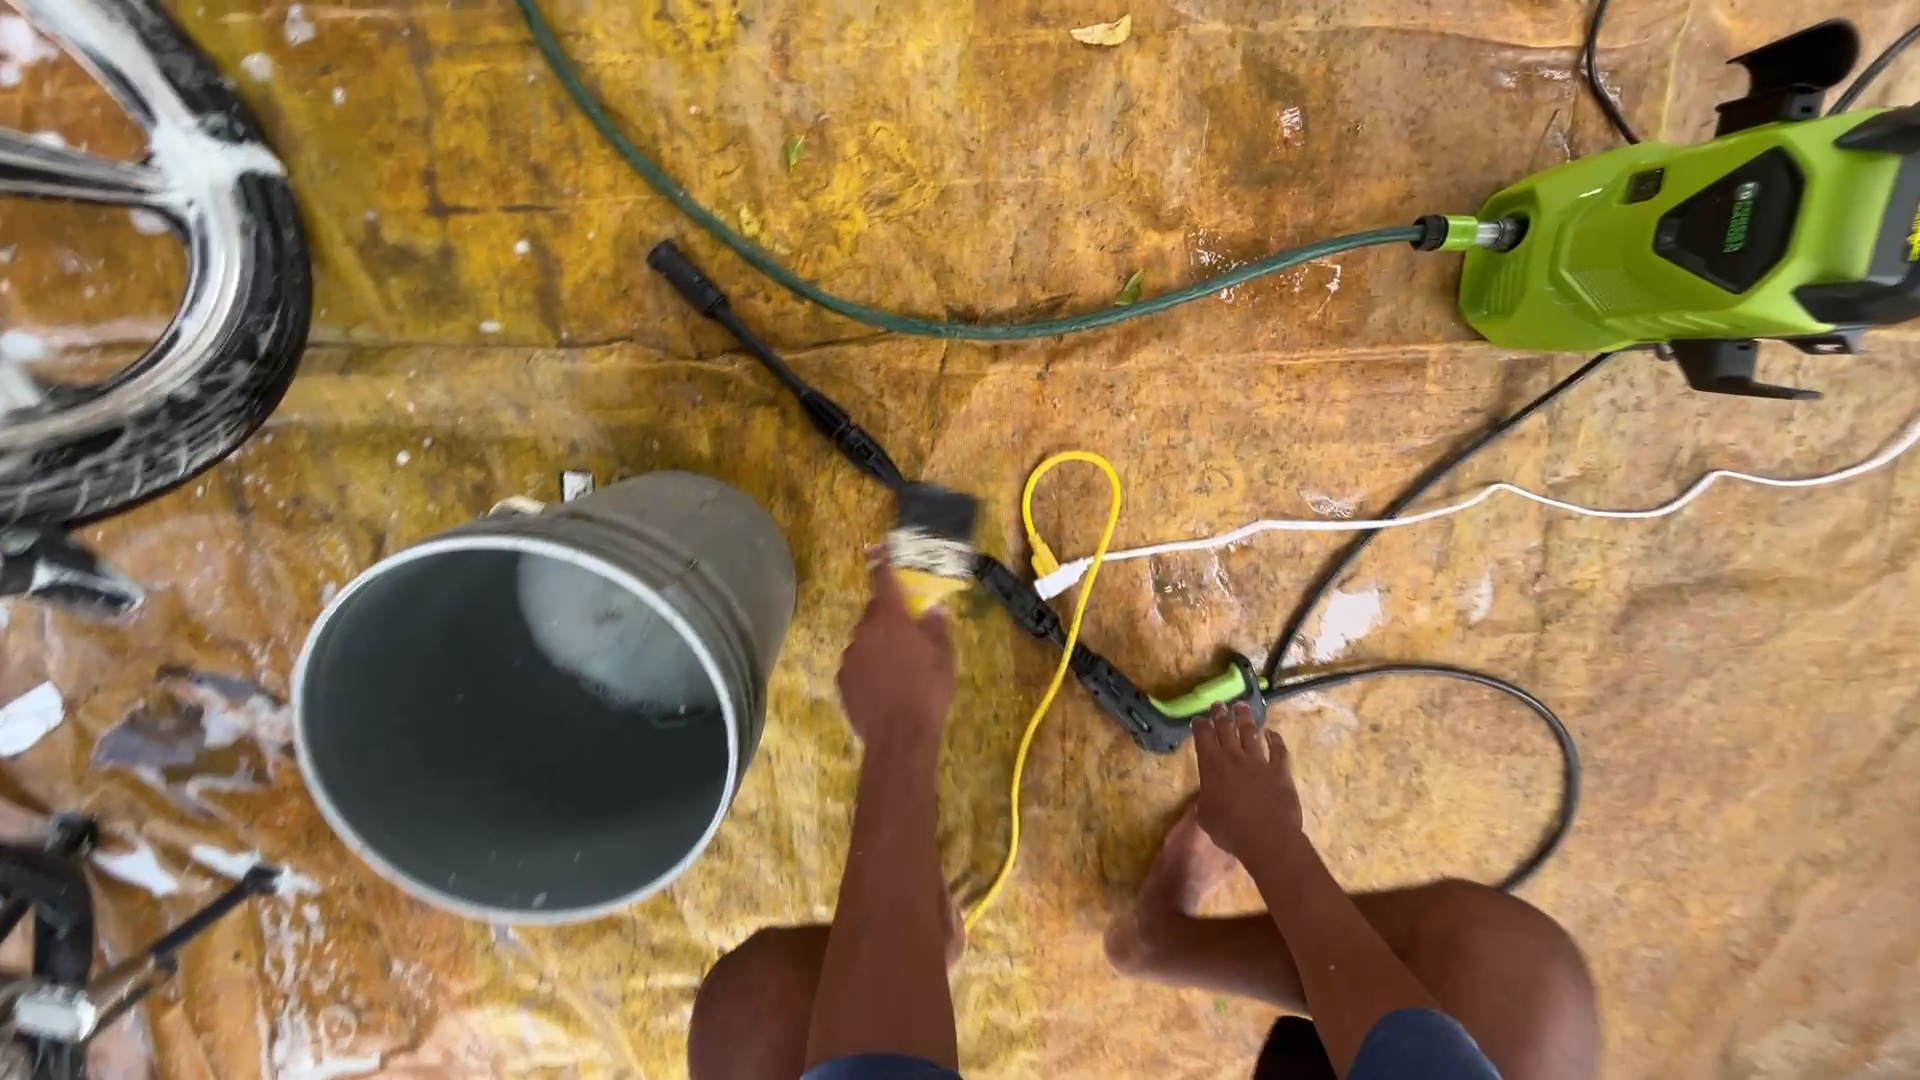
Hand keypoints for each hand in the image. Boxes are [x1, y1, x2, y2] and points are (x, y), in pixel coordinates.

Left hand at [836, 553, 956, 751]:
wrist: (900, 736)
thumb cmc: (928, 690)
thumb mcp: (944, 656)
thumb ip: (937, 627)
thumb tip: (934, 610)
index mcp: (890, 617)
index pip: (883, 579)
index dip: (883, 561)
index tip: (879, 547)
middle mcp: (864, 630)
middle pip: (875, 613)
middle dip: (889, 618)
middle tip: (909, 636)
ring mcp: (850, 656)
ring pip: (865, 641)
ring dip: (879, 646)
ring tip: (899, 670)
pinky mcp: (842, 680)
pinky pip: (857, 664)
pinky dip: (869, 668)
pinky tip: (885, 687)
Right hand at [1194, 702, 1304, 861]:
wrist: (1266, 837)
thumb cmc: (1229, 830)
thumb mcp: (1206, 816)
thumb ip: (1205, 801)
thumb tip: (1207, 797)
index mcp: (1211, 766)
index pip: (1203, 737)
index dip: (1199, 725)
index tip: (1198, 718)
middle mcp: (1233, 757)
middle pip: (1226, 728)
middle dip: (1221, 714)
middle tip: (1219, 704)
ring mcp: (1258, 761)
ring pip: (1250, 732)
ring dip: (1245, 718)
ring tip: (1242, 706)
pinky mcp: (1280, 770)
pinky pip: (1279, 750)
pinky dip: (1275, 739)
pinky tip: (1272, 733)